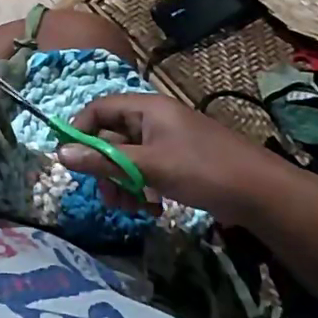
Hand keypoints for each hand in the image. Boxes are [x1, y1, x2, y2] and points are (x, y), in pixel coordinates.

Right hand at [58, 94, 288, 220]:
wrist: (257, 191)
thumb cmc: (201, 169)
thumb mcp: (148, 166)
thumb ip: (103, 160)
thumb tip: (60, 153)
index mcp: (146, 108)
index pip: (98, 109)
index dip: (80, 132)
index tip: (70, 162)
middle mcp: (153, 119)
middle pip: (110, 137)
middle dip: (105, 169)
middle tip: (109, 197)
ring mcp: (166, 141)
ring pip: (126, 158)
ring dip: (123, 184)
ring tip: (133, 208)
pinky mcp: (176, 161)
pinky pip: (145, 170)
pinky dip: (142, 189)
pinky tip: (152, 209)